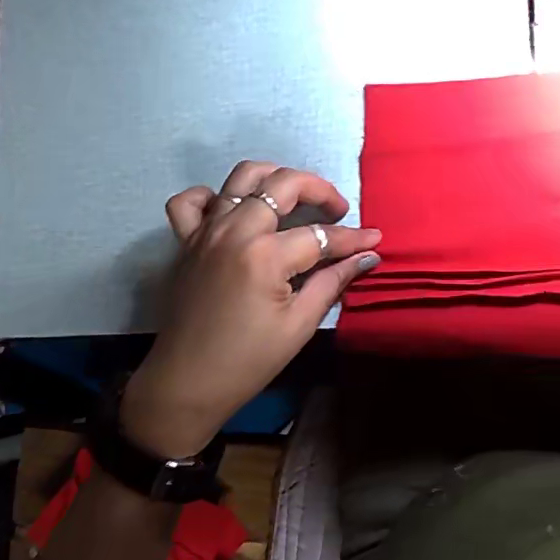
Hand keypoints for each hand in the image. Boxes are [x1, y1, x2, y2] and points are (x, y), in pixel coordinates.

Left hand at [121, 161, 381, 458]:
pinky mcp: (185, 241)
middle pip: (283, 184)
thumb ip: (333, 282)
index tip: (374, 239)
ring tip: (294, 199)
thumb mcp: (300, 324)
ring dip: (274, 179)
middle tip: (337, 210)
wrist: (187, 383)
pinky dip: (213, 196)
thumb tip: (367, 256)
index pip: (321, 235)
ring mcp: (205, 232)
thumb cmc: (249, 361)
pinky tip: (232, 210)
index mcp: (265, 256)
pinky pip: (190, 201)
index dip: (353, 237)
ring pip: (241, 177)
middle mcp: (234, 231)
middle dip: (319, 190)